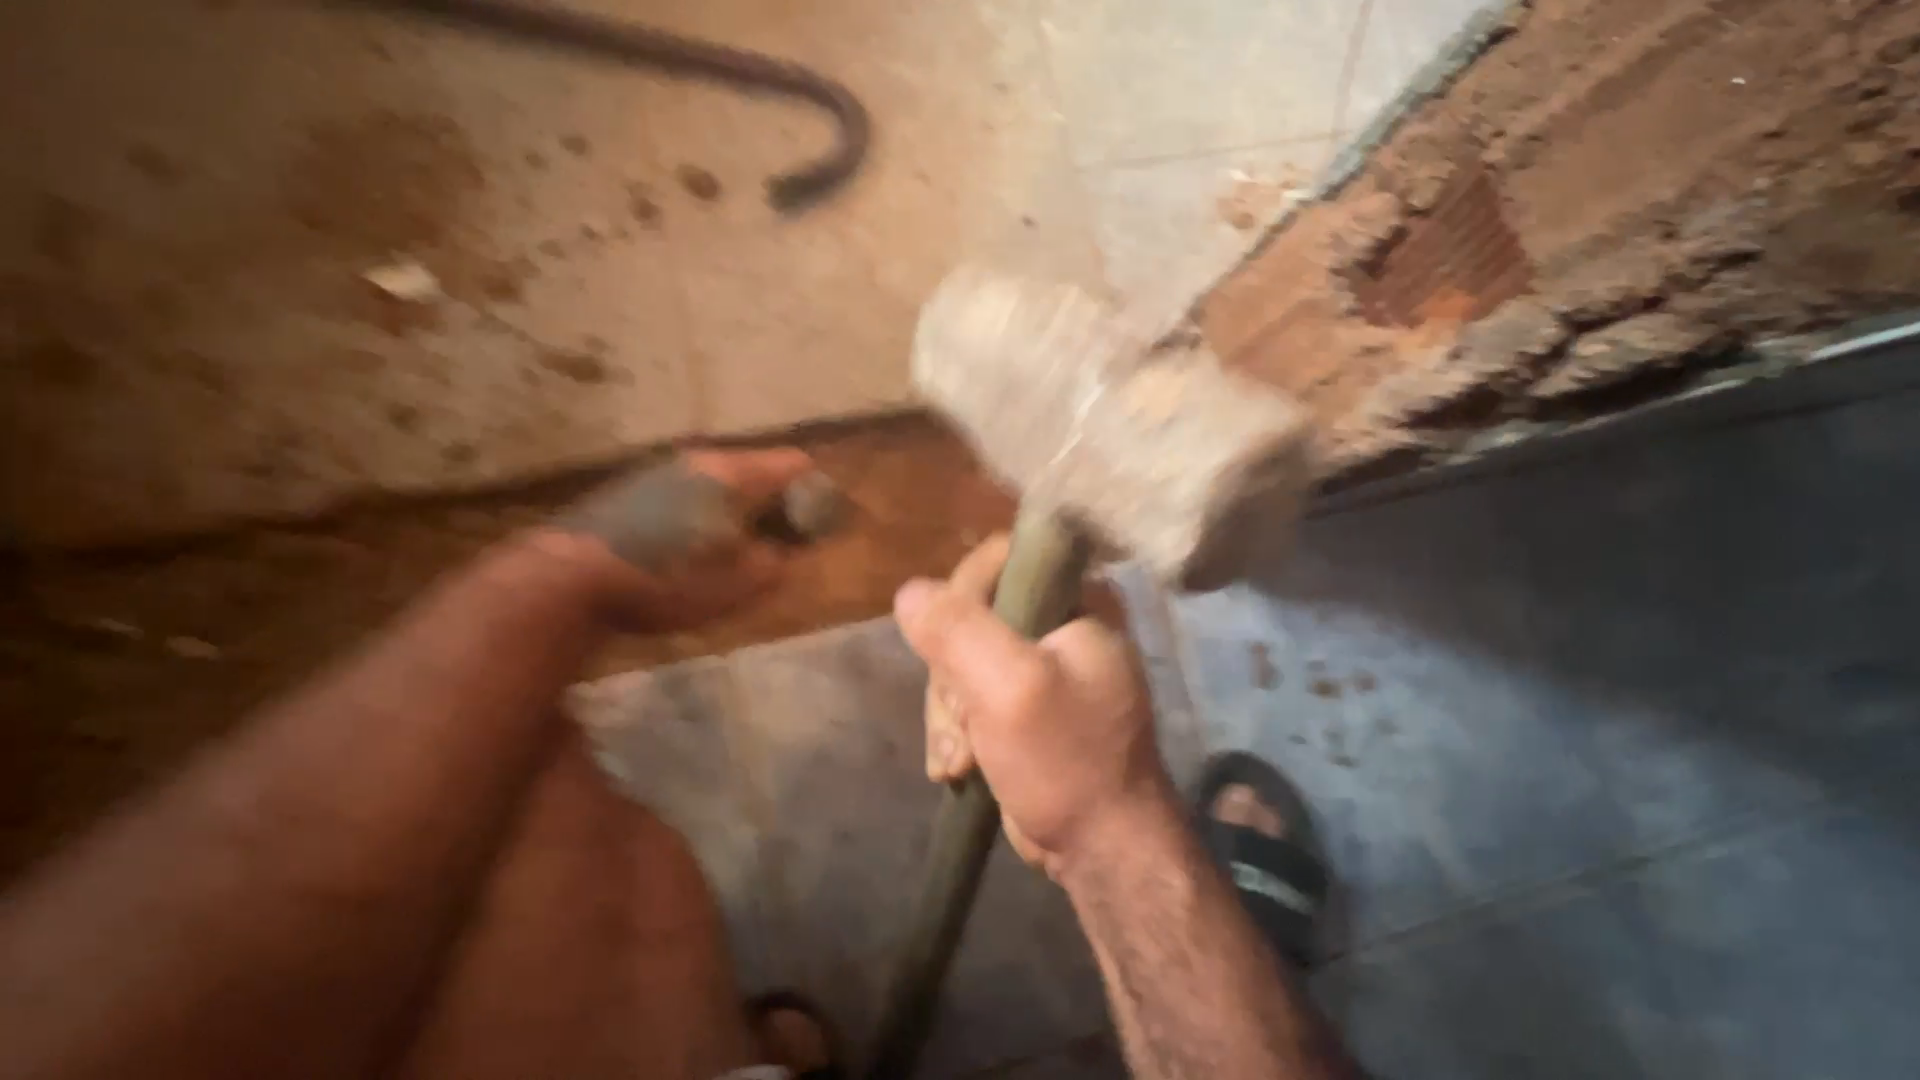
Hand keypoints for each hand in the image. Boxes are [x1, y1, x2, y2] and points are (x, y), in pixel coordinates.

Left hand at [557, 447, 816, 630]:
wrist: (568, 579)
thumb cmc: (670, 578)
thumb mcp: (743, 581)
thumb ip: (780, 559)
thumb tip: (790, 548)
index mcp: (733, 473)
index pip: (797, 464)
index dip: (821, 494)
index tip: (825, 528)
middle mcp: (699, 462)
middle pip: (759, 474)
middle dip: (780, 508)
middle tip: (786, 549)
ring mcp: (660, 475)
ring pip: (721, 488)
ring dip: (741, 517)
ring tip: (741, 558)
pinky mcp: (630, 496)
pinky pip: (689, 500)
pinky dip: (706, 522)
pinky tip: (693, 557)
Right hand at [894, 535, 1175, 879]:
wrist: (1102, 849)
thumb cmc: (1067, 762)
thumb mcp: (1010, 688)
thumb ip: (959, 631)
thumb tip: (910, 592)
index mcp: (1078, 602)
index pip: (1003, 558)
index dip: (963, 596)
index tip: (948, 645)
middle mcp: (1061, 624)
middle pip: (970, 614)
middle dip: (951, 676)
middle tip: (959, 724)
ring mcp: (1040, 666)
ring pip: (962, 658)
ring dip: (949, 712)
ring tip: (957, 761)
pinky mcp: (1024, 704)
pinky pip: (969, 694)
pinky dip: (956, 728)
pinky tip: (956, 766)